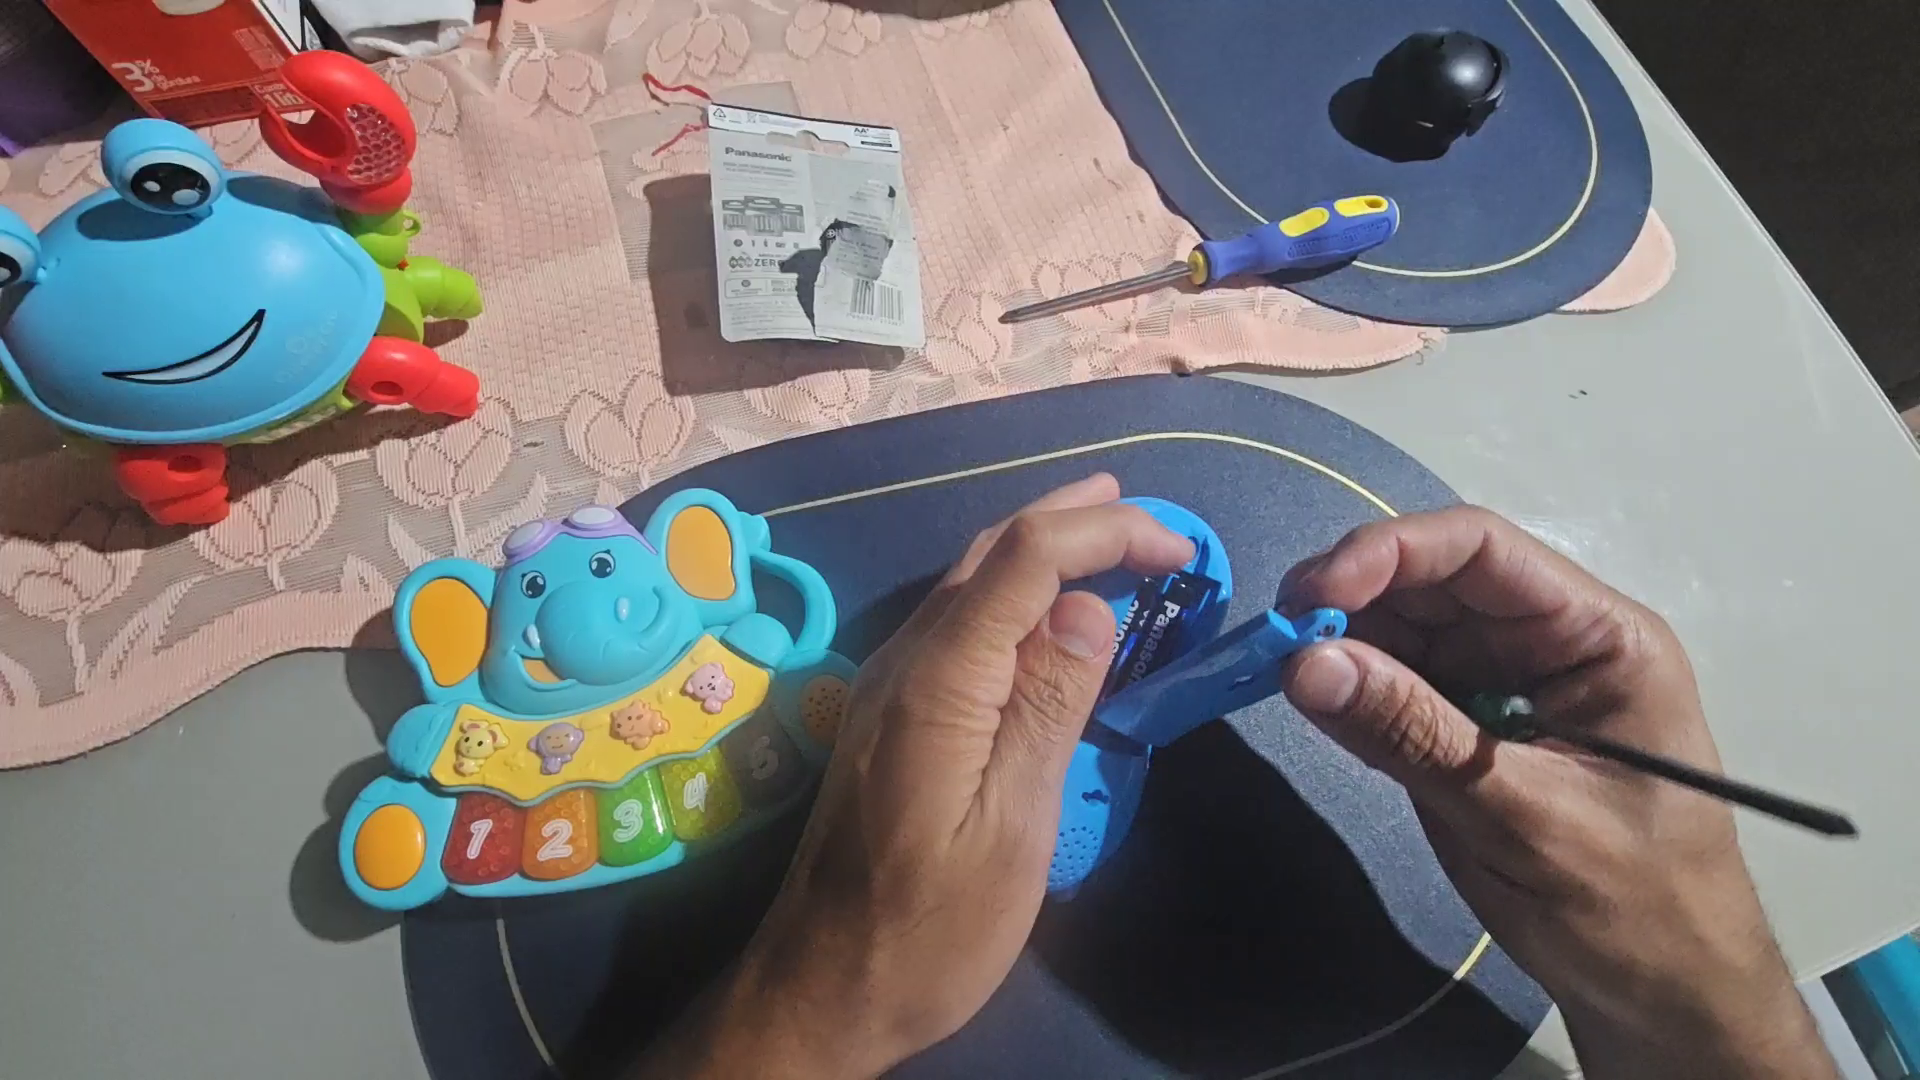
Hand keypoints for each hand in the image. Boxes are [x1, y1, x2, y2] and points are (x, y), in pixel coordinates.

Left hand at [631, 475, 1192, 1079]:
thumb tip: (1087, 605)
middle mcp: (906, 656)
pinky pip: (959, 616)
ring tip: (1103, 527)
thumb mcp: (1012, 830)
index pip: (1024, 559)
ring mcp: (892, 676)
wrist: (824, 980)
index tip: (1176, 547)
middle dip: (1072, 517)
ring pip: (971, 577)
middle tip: (1144, 510)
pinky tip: (1044, 603)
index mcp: (939, 680)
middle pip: (992, 550)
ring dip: (1041, 543)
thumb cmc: (930, 927)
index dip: (1103, 532)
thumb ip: (1048, 709)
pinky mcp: (893, 702)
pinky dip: (1014, 588)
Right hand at [1279, 507, 1834, 1079]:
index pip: (1477, 549)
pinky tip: (1321, 706)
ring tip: (1288, 676)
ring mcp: (1488, 671)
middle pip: (1421, 577)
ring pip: (1389, 620)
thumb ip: (1411, 733)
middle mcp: (1533, 636)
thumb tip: (1301, 663)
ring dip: (1332, 638)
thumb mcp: (1520, 817)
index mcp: (1589, 635)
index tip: (1312, 596)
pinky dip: (1338, 680)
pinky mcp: (1449, 708)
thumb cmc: (1629, 905)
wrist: (1654, 991)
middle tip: (1277, 641)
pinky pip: (1379, 669)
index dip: (1387, 553)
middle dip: (1344, 597)